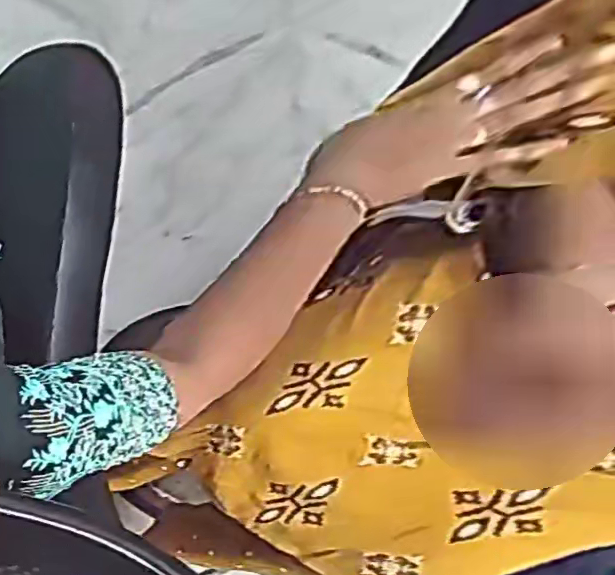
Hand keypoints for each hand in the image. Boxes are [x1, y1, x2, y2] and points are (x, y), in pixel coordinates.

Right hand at [304, 35, 602, 207]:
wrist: (334, 189)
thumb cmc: (337, 158)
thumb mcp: (359, 129)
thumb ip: (389, 122)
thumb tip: (395, 122)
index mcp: (427, 105)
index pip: (483, 75)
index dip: (519, 57)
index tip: (553, 39)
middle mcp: (450, 120)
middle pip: (513, 91)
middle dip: (561, 70)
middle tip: (606, 53)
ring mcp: (451, 146)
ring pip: (513, 118)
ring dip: (558, 100)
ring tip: (598, 83)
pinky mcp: (443, 172)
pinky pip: (490, 160)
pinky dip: (523, 152)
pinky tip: (558, 144)